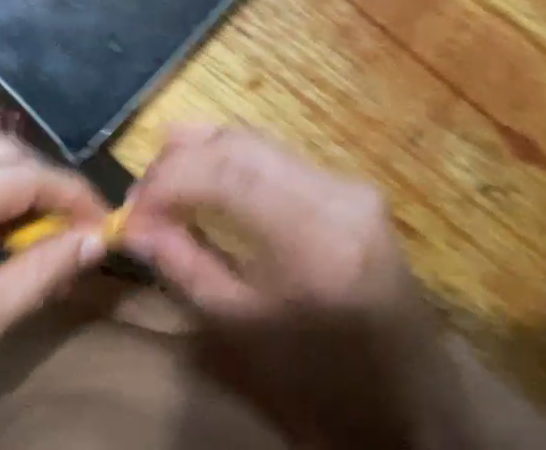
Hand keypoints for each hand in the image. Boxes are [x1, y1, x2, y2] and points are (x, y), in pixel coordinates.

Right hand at [122, 126, 461, 448]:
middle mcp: (337, 195)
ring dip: (203, 155)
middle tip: (142, 194)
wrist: (414, 404)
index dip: (166, 181)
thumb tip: (135, 224)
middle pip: (238, 145)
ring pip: (256, 142)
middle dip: (179, 161)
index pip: (222, 174)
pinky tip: (205, 180)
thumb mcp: (241, 331)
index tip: (131, 209)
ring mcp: (350, 186)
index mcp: (314, 238)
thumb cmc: (322, 382)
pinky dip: (232, 162)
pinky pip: (276, 157)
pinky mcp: (352, 189)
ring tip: (164, 185)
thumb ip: (184, 266)